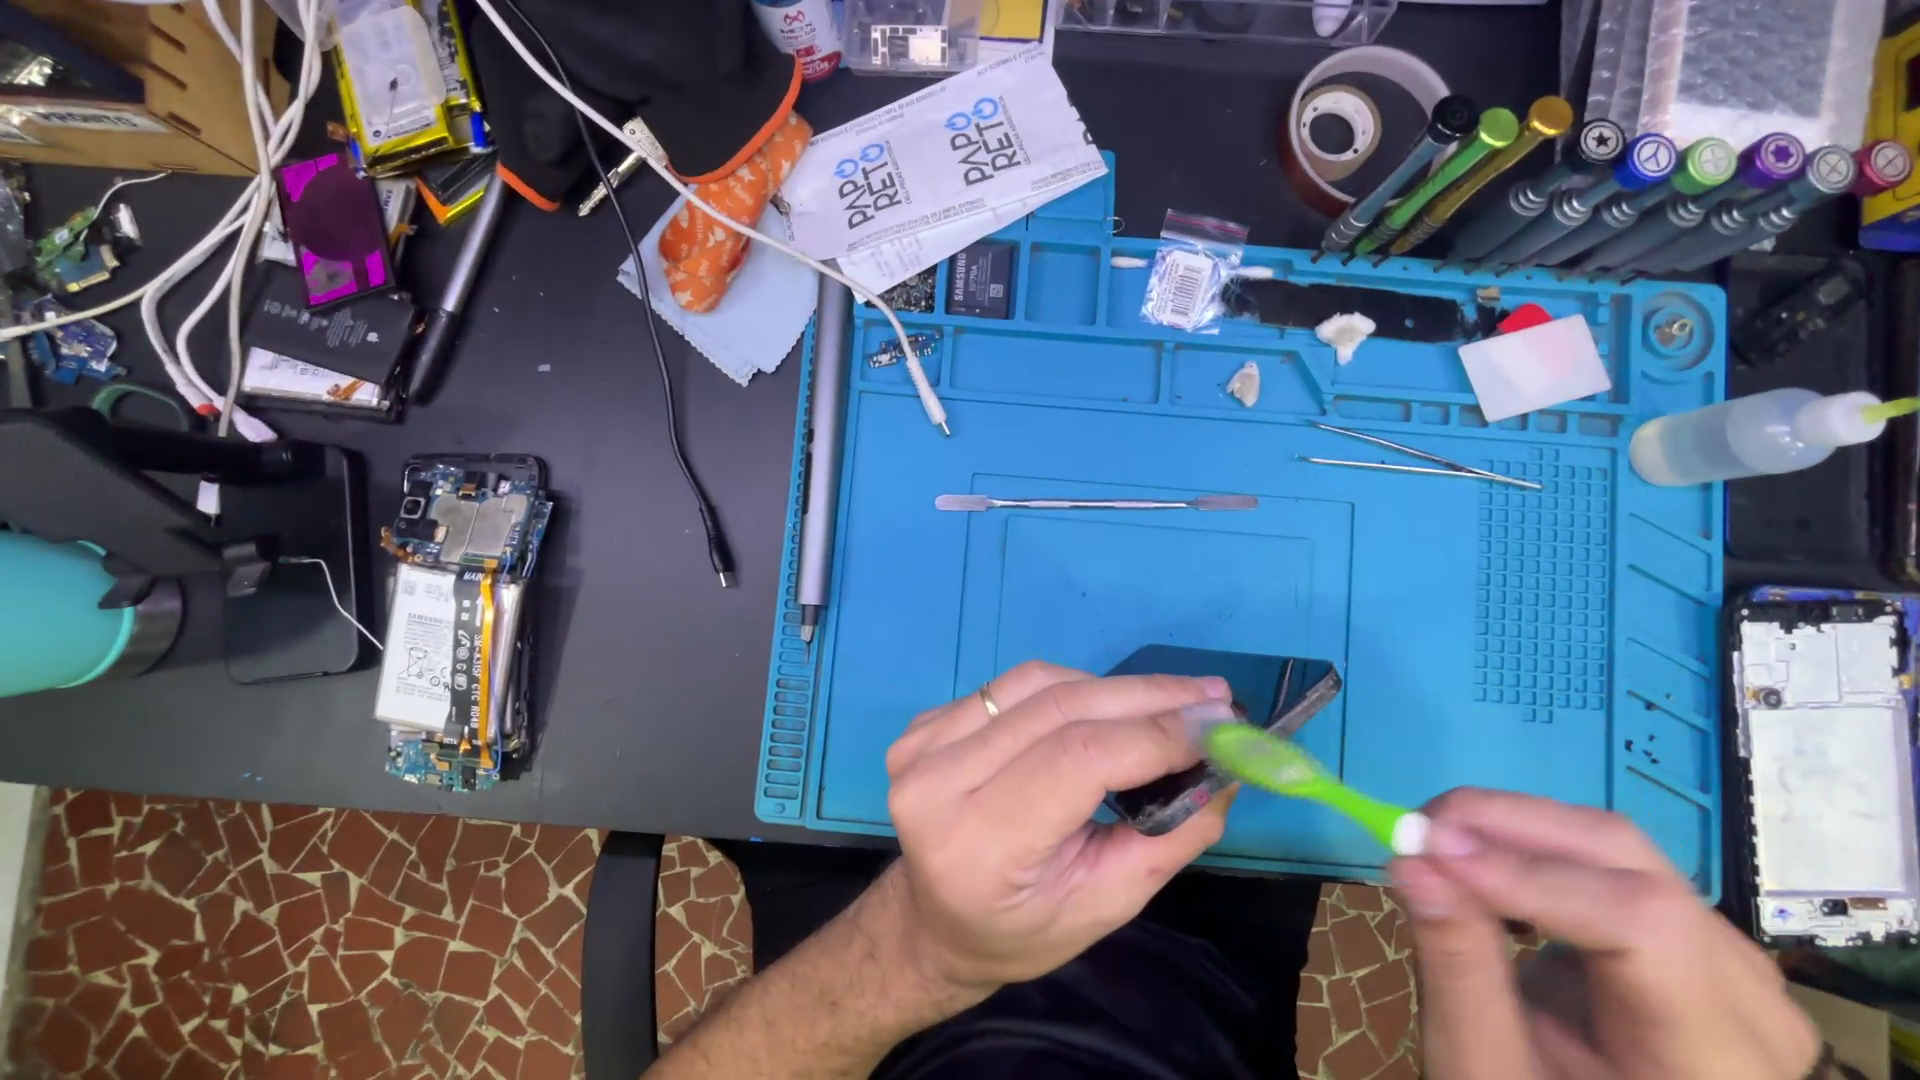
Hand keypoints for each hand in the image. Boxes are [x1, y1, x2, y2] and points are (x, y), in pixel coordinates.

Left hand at [874, 660, 1238, 994]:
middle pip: (1060, 708)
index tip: (1223, 726)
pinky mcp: (924, 723)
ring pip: (1039, 683)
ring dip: (1113, 687)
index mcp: (977, 842)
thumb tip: (1227, 770)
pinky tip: (1107, 707)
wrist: (931, 921)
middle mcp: (937, 781)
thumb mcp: (1105, 905)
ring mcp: (922, 744)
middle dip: (1148, 696)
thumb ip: (1170, 838)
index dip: (1157, 734)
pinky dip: (1071, 689)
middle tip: (1215, 696)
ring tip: (1172, 701)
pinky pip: (1013, 686)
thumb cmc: (1020, 929)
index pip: (1080, 759)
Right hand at [1393, 789, 1819, 1079]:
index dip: (1529, 874)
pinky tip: (1481, 868)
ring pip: (1615, 849)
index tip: (1429, 850)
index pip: (1641, 925)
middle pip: (1629, 864)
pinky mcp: (1690, 934)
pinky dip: (1530, 850)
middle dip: (1508, 827)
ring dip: (1512, 831)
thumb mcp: (1488, 1070)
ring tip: (1437, 847)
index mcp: (1715, 1061)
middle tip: (1417, 830)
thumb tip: (1412, 862)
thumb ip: (1458, 969)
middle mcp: (1749, 997)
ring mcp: (1727, 959)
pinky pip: (1607, 863)